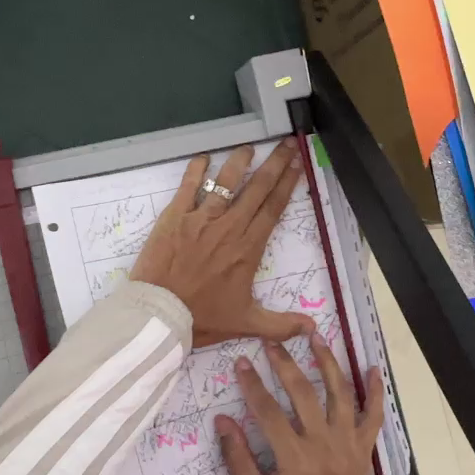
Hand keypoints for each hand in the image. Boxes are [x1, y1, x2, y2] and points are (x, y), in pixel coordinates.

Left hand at [129, 139, 313, 347]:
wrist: (161, 314)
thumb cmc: (203, 318)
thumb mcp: (246, 323)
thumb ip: (281, 324)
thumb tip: (313, 329)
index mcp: (248, 248)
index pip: (273, 209)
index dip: (287, 184)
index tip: (297, 164)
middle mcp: (229, 227)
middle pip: (257, 189)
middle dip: (275, 164)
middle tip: (287, 144)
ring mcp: (201, 219)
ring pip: (225, 182)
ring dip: (239, 161)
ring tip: (249, 147)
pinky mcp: (174, 217)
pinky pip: (188, 186)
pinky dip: (196, 169)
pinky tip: (203, 157)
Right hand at [217, 337, 407, 474]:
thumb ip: (239, 459)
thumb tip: (222, 421)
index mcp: (294, 461)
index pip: (268, 411)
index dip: (253, 385)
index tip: (241, 362)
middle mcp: (324, 447)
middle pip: (304, 393)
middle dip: (285, 363)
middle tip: (270, 342)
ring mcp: (348, 447)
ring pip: (340, 394)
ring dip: (328, 362)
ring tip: (315, 337)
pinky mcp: (363, 452)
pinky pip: (373, 416)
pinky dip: (376, 392)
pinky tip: (373, 368)